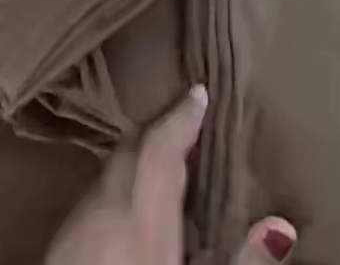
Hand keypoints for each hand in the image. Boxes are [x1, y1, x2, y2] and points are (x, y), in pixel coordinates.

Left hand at [44, 85, 296, 264]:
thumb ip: (242, 263)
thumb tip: (281, 226)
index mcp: (142, 217)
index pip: (161, 145)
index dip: (182, 115)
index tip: (199, 91)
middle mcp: (103, 211)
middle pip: (131, 148)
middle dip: (160, 126)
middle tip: (188, 113)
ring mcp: (74, 230)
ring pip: (109, 170)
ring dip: (138, 153)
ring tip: (167, 150)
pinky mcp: (58, 249)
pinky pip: (94, 195)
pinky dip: (119, 181)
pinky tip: (132, 200)